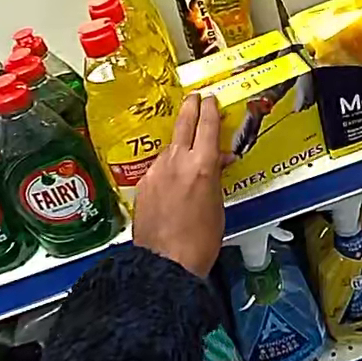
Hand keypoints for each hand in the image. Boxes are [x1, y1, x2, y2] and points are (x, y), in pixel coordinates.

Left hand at [133, 93, 226, 277]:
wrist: (165, 262)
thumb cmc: (200, 240)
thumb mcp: (218, 204)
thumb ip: (216, 177)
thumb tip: (218, 162)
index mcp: (202, 165)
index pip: (207, 125)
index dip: (209, 109)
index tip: (210, 99)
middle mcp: (177, 162)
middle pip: (184, 124)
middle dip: (190, 108)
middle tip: (195, 97)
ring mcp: (157, 172)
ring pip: (171, 147)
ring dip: (180, 142)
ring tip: (188, 146)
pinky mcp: (143, 185)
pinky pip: (159, 167)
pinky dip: (168, 165)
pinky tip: (173, 177)